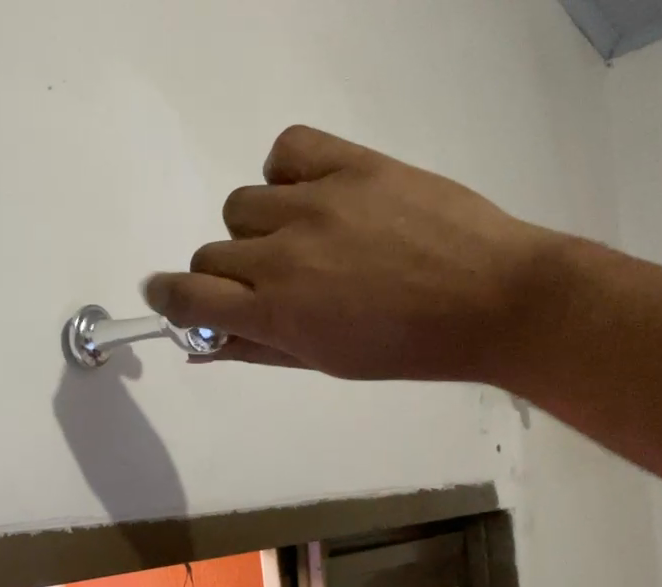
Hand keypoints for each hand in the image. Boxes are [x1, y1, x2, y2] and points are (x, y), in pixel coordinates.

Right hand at [143, 125, 572, 385]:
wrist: (493, 301)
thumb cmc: (403, 348)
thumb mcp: (320, 362)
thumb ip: (253, 350)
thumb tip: (200, 346)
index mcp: (272, 312)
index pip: (184, 296)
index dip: (168, 298)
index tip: (171, 296)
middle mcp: (281, 255)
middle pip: (208, 251)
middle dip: (225, 273)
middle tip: (267, 282)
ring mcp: (316, 204)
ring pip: (242, 204)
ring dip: (257, 226)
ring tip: (303, 237)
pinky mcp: (353, 165)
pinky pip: (286, 149)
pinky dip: (286, 170)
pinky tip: (312, 192)